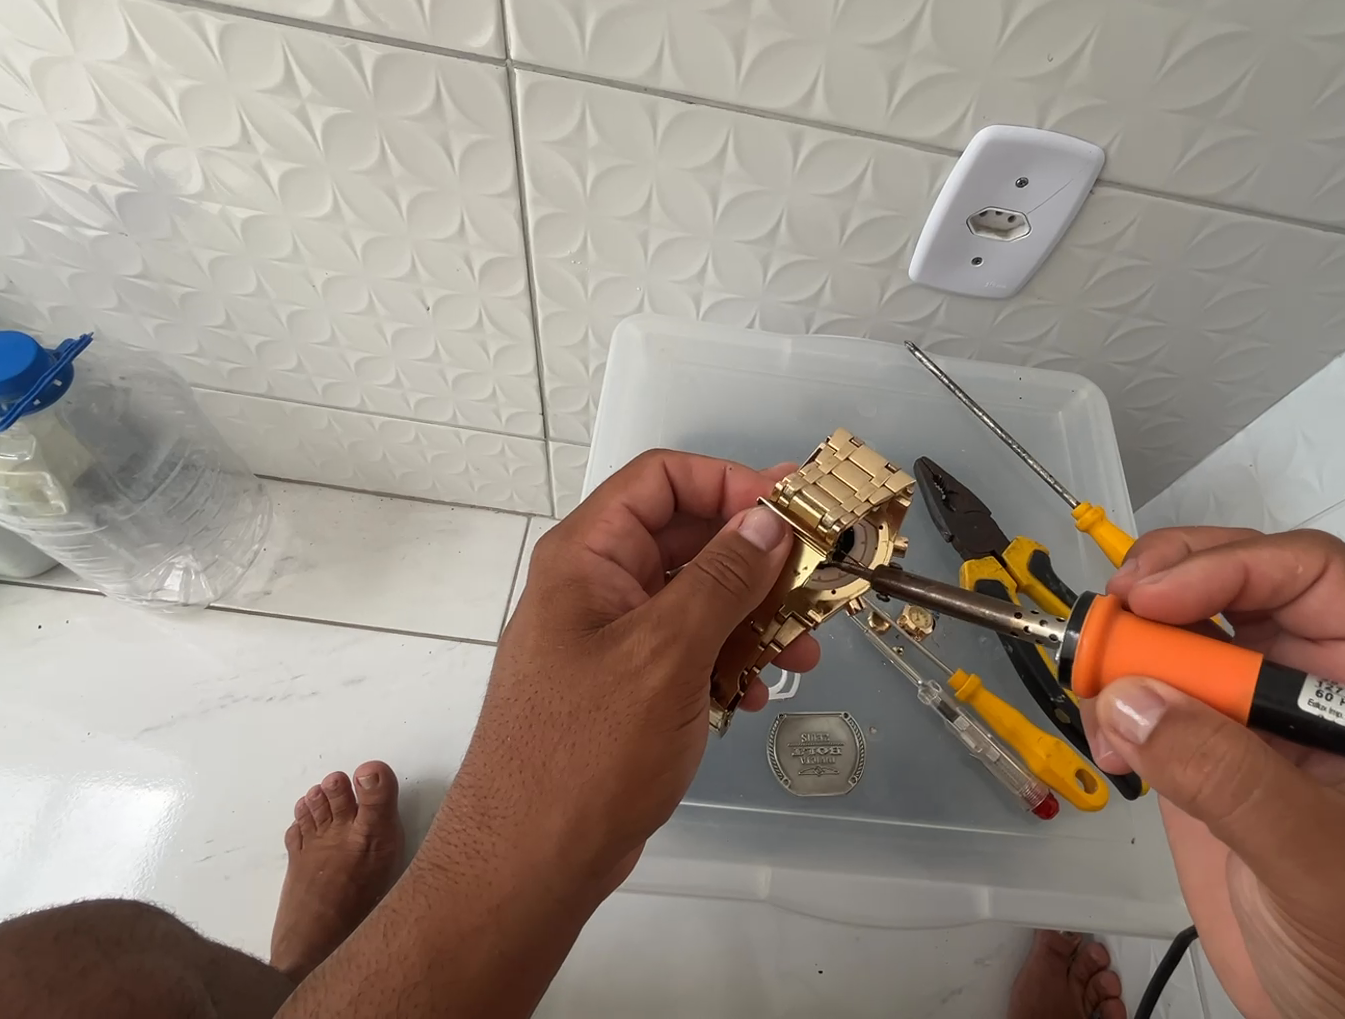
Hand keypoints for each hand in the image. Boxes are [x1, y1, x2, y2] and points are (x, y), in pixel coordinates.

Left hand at [281, 451, 817, 1018]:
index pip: (662, 478)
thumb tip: (769, 520)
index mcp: (589, 554)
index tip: (790, 511)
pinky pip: (688, 645)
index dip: (729, 483)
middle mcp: (598, 583)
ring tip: (803, 649)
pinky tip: (754, 692)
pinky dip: (727, 657)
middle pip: (687, 537)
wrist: (530, 866)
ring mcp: (612, 635)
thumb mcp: (668, 652)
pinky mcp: (628, 681)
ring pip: (696, 596)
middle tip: (815, 578)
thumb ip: (723, 578)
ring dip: (752, 614)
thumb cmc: (590, 750)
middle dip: (755, 558)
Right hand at [1080, 528, 1344, 1018]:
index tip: (1152, 601)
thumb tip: (1126, 696)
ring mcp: (1245, 722)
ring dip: (1122, 651)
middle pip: (1227, 585)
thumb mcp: (1328, 867)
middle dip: (1159, 588)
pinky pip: (1140, 697)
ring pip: (1172, 636)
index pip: (1307, 576)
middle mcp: (1305, 687)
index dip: (1228, 566)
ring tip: (1100, 702)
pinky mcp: (1197, 757)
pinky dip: (1108, 708)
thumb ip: (1231, 778)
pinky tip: (1110, 756)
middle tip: (1109, 618)